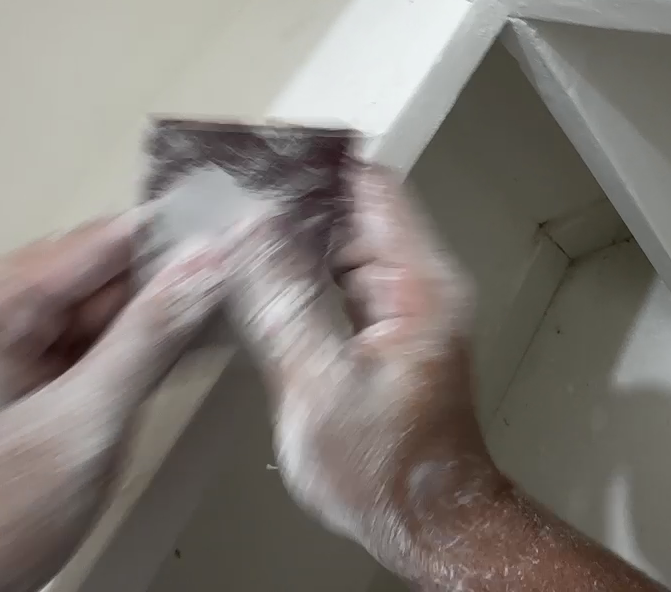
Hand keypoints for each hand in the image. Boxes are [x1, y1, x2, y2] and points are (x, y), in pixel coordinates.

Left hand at [0, 214, 226, 591]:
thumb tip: (207, 259)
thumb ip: (153, 334)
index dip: (172, 239)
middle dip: (151, 293)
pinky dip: (96, 356)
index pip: (97, 241)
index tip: (234, 240)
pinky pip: (48, 343)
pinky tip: (136, 371)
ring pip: (71, 311)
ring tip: (186, 344)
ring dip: (128, 329)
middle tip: (219, 305)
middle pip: (83, 276)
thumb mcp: (83, 428)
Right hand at [224, 167, 501, 578]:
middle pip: (363, 209)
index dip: (326, 164)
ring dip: (305, 229)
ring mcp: (410, 299)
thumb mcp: (319, 385)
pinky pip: (351, 271)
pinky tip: (269, 265)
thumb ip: (284, 302)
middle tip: (242, 187)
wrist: (427, 519)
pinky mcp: (394, 321)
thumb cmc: (383, 465)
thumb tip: (252, 231)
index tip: (272, 152)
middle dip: (305, 195)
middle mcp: (422, 279)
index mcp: (419, 282)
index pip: (376, 190)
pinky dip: (313, 263)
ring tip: (245, 219)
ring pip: (354, 239)